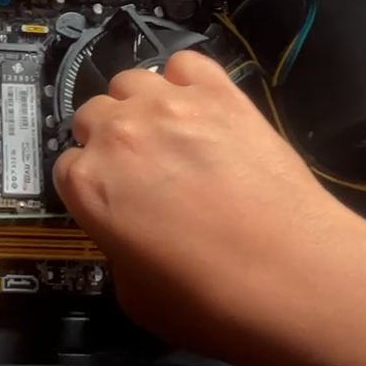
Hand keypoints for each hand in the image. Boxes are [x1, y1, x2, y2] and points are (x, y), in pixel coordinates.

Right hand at [53, 51, 365, 364]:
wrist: (299, 280)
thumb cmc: (215, 301)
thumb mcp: (134, 296)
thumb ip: (113, 246)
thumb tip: (125, 231)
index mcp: (88, 183)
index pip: (65, 166)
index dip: (89, 184)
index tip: (110, 196)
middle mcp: (118, 133)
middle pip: (91, 115)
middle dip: (107, 140)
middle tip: (140, 168)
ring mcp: (168, 105)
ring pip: (129, 81)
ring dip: (139, 104)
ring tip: (167, 133)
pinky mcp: (218, 92)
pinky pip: (184, 63)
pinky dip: (184, 80)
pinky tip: (198, 108)